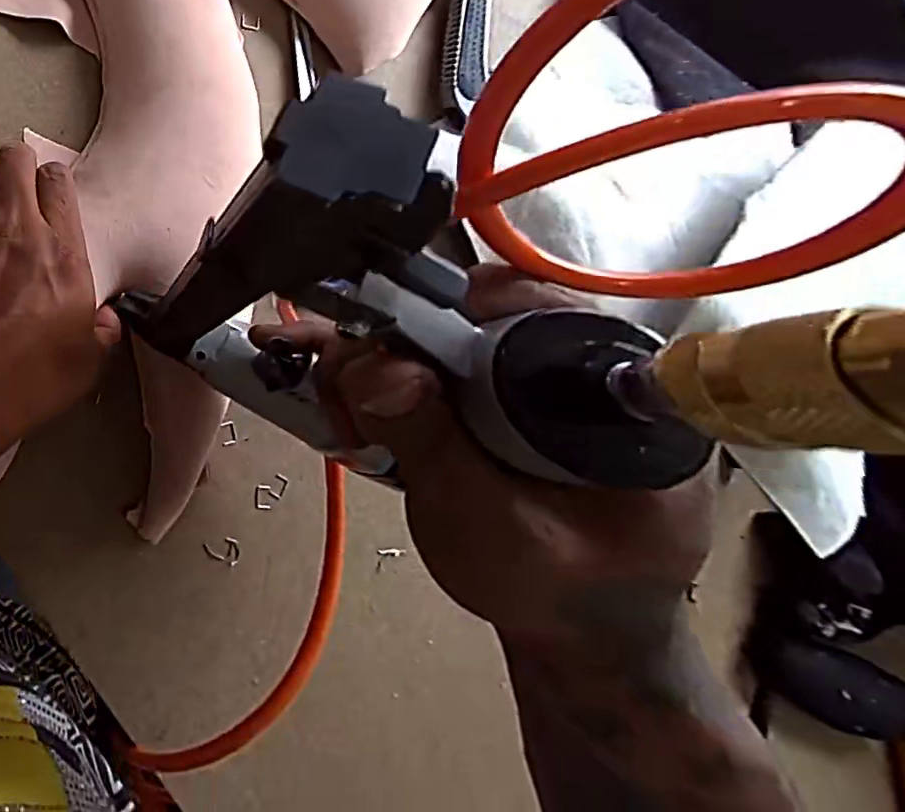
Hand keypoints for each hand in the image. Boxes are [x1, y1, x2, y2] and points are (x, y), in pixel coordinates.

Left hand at [0, 143, 120, 447]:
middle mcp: (15, 228)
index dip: (47, 184)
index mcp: (60, 254)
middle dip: (9, 168)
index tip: (38, 199)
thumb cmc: (14, 387)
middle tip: (0, 194)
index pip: (58, 182)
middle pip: (14, 158)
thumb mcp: (81, 367)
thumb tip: (107, 319)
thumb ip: (101, 334)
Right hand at [257, 266, 716, 659]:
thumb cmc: (553, 589)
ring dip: (359, 364)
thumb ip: (436, 446)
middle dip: (379, 347)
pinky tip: (326, 390)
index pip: (519, 306)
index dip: (434, 312)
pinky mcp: (481, 393)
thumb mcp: (491, 525)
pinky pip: (411, 362)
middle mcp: (564, 366)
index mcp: (607, 388)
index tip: (369, 350)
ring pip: (421, 333)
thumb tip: (379, 366)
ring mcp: (517, 378)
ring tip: (337, 415)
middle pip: (453, 313)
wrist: (570, 628)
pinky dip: (360, 373)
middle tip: (342, 404)